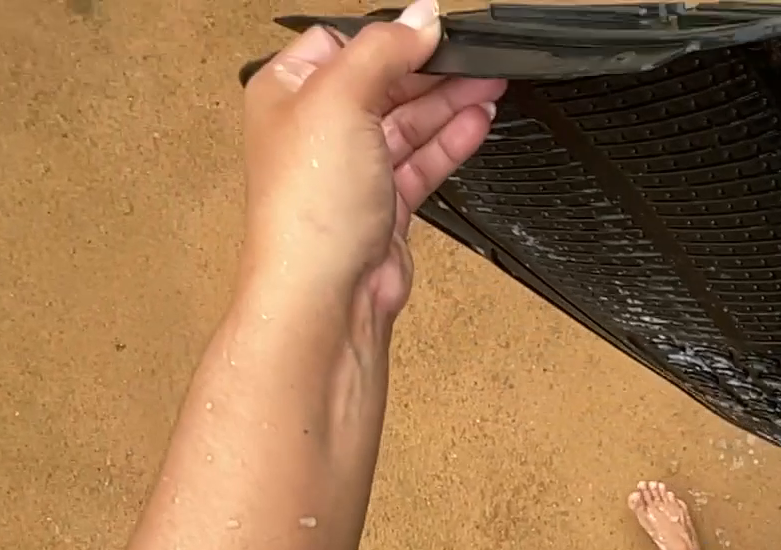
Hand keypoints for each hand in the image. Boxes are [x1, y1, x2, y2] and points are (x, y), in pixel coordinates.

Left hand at [240, 0, 505, 346]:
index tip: (437, 32)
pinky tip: (476, 124)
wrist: (328, 291)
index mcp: (290, 91)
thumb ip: (384, 52)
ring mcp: (357, 171)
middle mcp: (321, 130)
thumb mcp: (341, 100)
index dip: (392, 37)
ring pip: (411, 126)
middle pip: (386, 85)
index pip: (345, 44)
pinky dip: (451, 143)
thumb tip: (421, 17)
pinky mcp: (387, 206)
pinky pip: (424, 164)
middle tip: (479, 62)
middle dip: (434, 72)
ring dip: (450, 106)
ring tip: (490, 88)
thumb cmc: (310, 209)